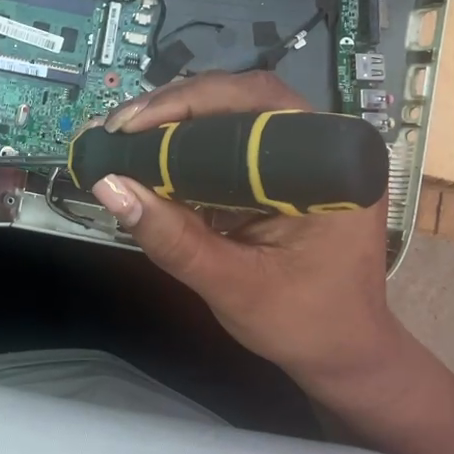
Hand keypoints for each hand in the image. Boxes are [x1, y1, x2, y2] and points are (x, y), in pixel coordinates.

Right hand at [88, 71, 403, 385]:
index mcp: (330, 168)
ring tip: (121, 138)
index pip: (255, 104)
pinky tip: (147, 155)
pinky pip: (228, 141)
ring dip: (172, 122)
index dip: (186, 105)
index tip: (129, 127)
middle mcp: (321, 147)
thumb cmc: (304, 324)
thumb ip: (172, 238)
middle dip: (170, 108)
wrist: (346, 355)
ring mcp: (301, 156)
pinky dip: (183, 144)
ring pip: (229, 114)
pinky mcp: (279, 171)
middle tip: (114, 130)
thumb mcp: (231, 285)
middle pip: (238, 99)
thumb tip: (107, 186)